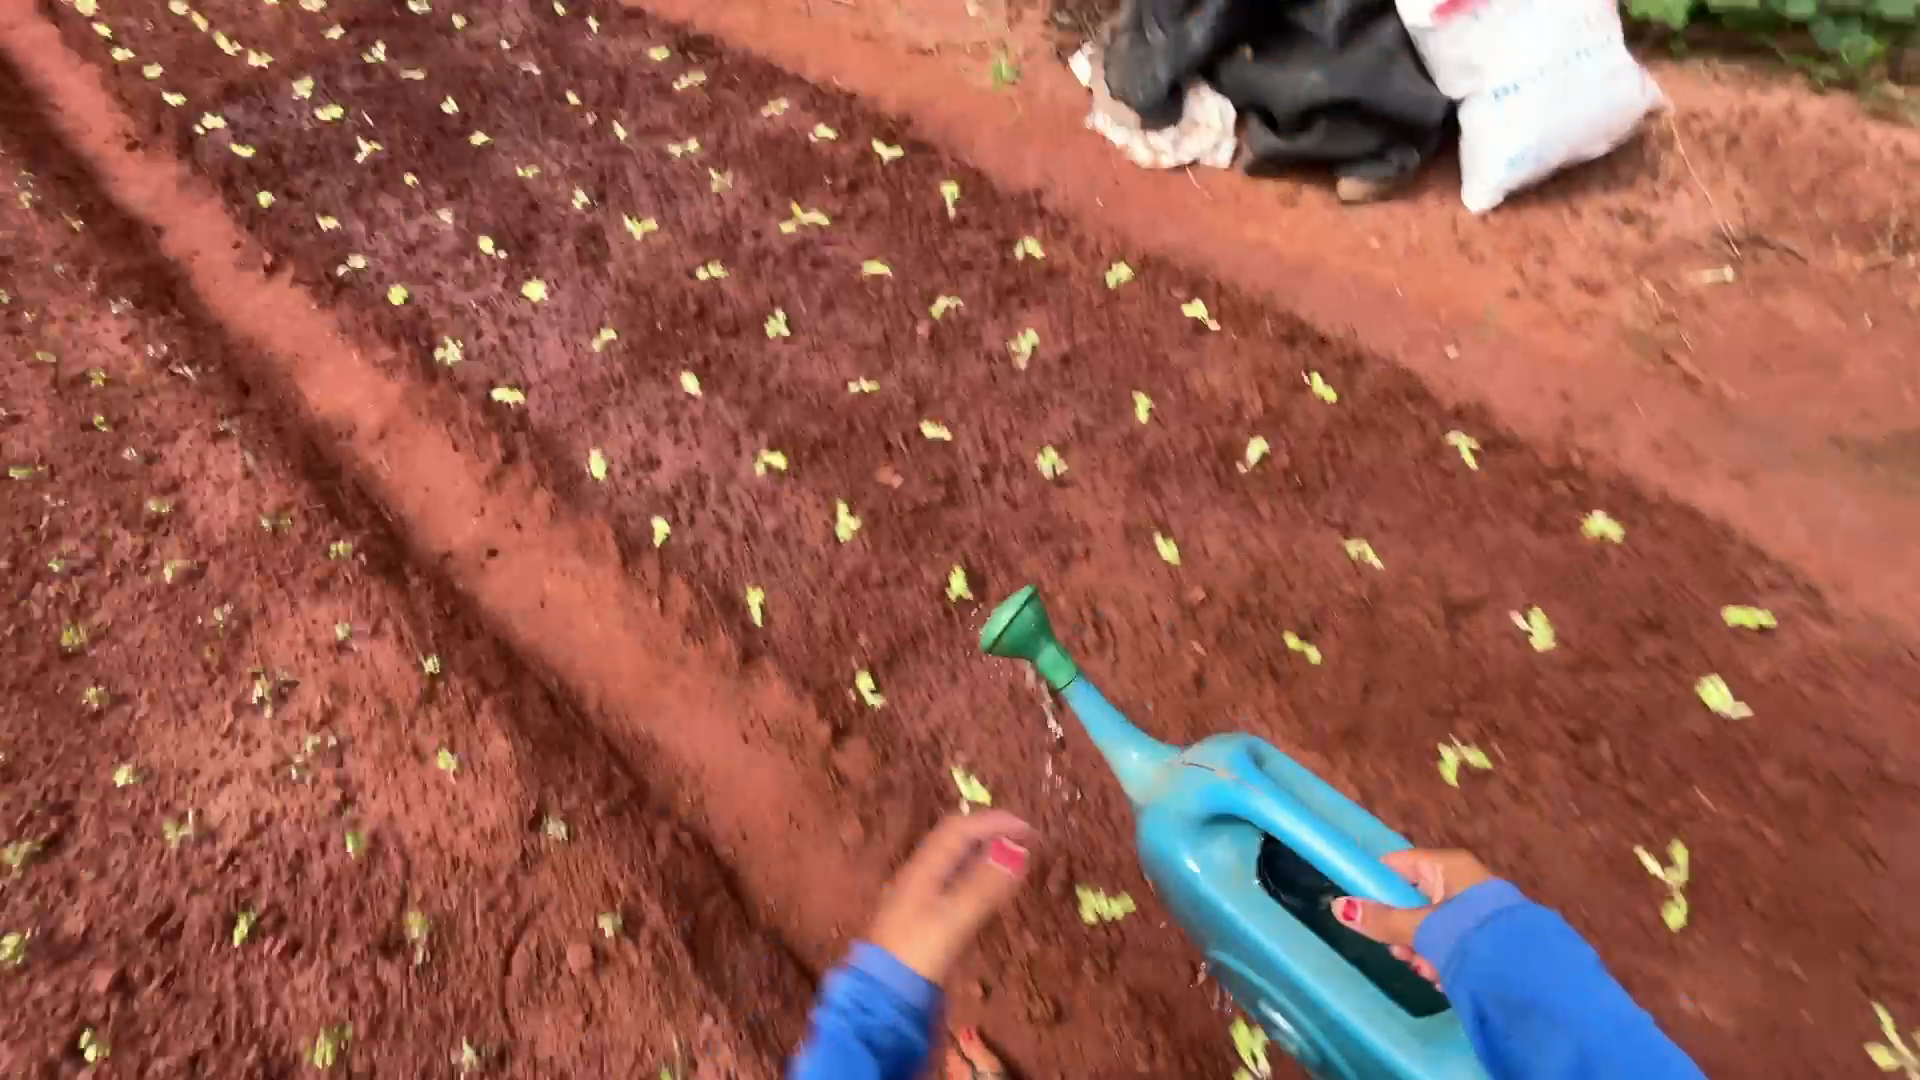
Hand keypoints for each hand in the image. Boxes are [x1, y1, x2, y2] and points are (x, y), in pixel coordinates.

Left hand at [867, 811, 1032, 983]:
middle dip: (988, 832)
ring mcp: (919, 894)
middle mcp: (920, 873)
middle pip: (955, 840)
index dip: (993, 822)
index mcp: (925, 867)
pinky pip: (953, 881)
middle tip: (1020, 839)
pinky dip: (975, 876)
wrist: (882, 995)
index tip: (1026, 829)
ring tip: (1011, 859)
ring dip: (982, 853)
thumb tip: (1019, 851)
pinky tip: (987, 890)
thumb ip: (985, 885)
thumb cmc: (917, 952)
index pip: (960, 829)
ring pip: (954, 860)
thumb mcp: (953, 917)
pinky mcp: (923, 917)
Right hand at [1332, 848, 1493, 985]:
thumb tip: (1338, 907)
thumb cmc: (1470, 938)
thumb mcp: (1419, 929)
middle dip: (1403, 929)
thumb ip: (1381, 920)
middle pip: (1414, 899)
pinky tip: (1444, 978)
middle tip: (1401, 952)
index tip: (1368, 913)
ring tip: (1426, 971)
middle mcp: (1465, 881)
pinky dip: (1446, 957)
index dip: (1377, 886)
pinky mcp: (1495, 936)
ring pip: (1434, 924)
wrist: (1539, 981)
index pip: (1397, 865)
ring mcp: (1482, 909)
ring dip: (1423, 948)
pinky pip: (1456, 940)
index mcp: (1447, 866)